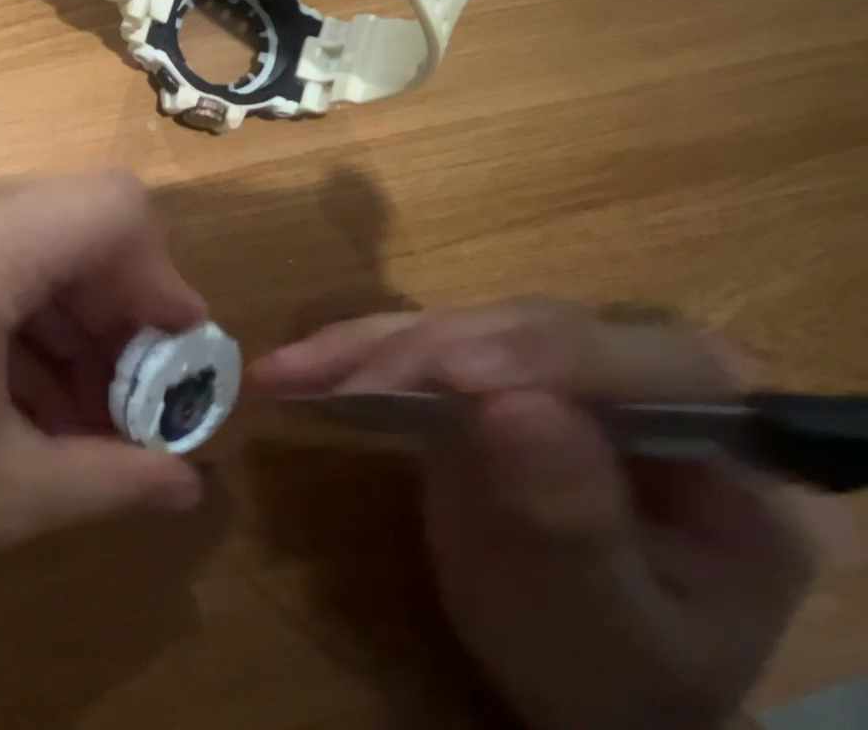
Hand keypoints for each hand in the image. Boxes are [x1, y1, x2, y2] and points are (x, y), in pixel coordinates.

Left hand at [0, 173, 206, 602]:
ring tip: (88, 421)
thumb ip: (118, 474)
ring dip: (67, 326)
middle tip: (138, 404)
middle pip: (66, 226)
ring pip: (20, 248)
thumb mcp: (9, 492)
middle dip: (116, 312)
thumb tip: (189, 482)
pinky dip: (14, 323)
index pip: (110, 207)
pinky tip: (27, 403)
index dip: (161, 277)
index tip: (175, 358)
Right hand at [252, 299, 814, 729]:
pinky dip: (348, 360)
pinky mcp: (483, 390)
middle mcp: (643, 391)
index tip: (451, 375)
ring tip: (289, 371)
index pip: (654, 365)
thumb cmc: (609, 672)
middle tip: (349, 386)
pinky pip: (414, 356)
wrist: (574, 687)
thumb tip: (512, 406)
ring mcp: (554, 382)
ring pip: (464, 328)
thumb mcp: (604, 623)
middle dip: (432, 349)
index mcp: (727, 451)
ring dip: (370, 345)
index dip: (549, 354)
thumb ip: (572, 522)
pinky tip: (292, 372)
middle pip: (537, 329)